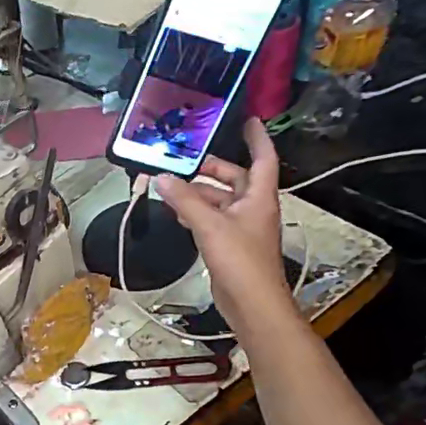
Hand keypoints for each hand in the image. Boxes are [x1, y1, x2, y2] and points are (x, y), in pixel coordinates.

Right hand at [152, 118, 295, 331]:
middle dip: (214, 169)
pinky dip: (198, 214)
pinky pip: (215, 220)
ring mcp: (243, 228)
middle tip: (189, 160)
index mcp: (259, 197)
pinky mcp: (231, 246)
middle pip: (236, 179)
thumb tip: (162, 177)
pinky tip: (179, 215)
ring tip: (174, 188)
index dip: (257, 138)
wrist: (252, 304)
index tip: (248, 120)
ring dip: (200, 194)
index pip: (263, 158)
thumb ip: (185, 200)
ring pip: (222, 201)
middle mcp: (254, 208)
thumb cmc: (241, 261)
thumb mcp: (210, 226)